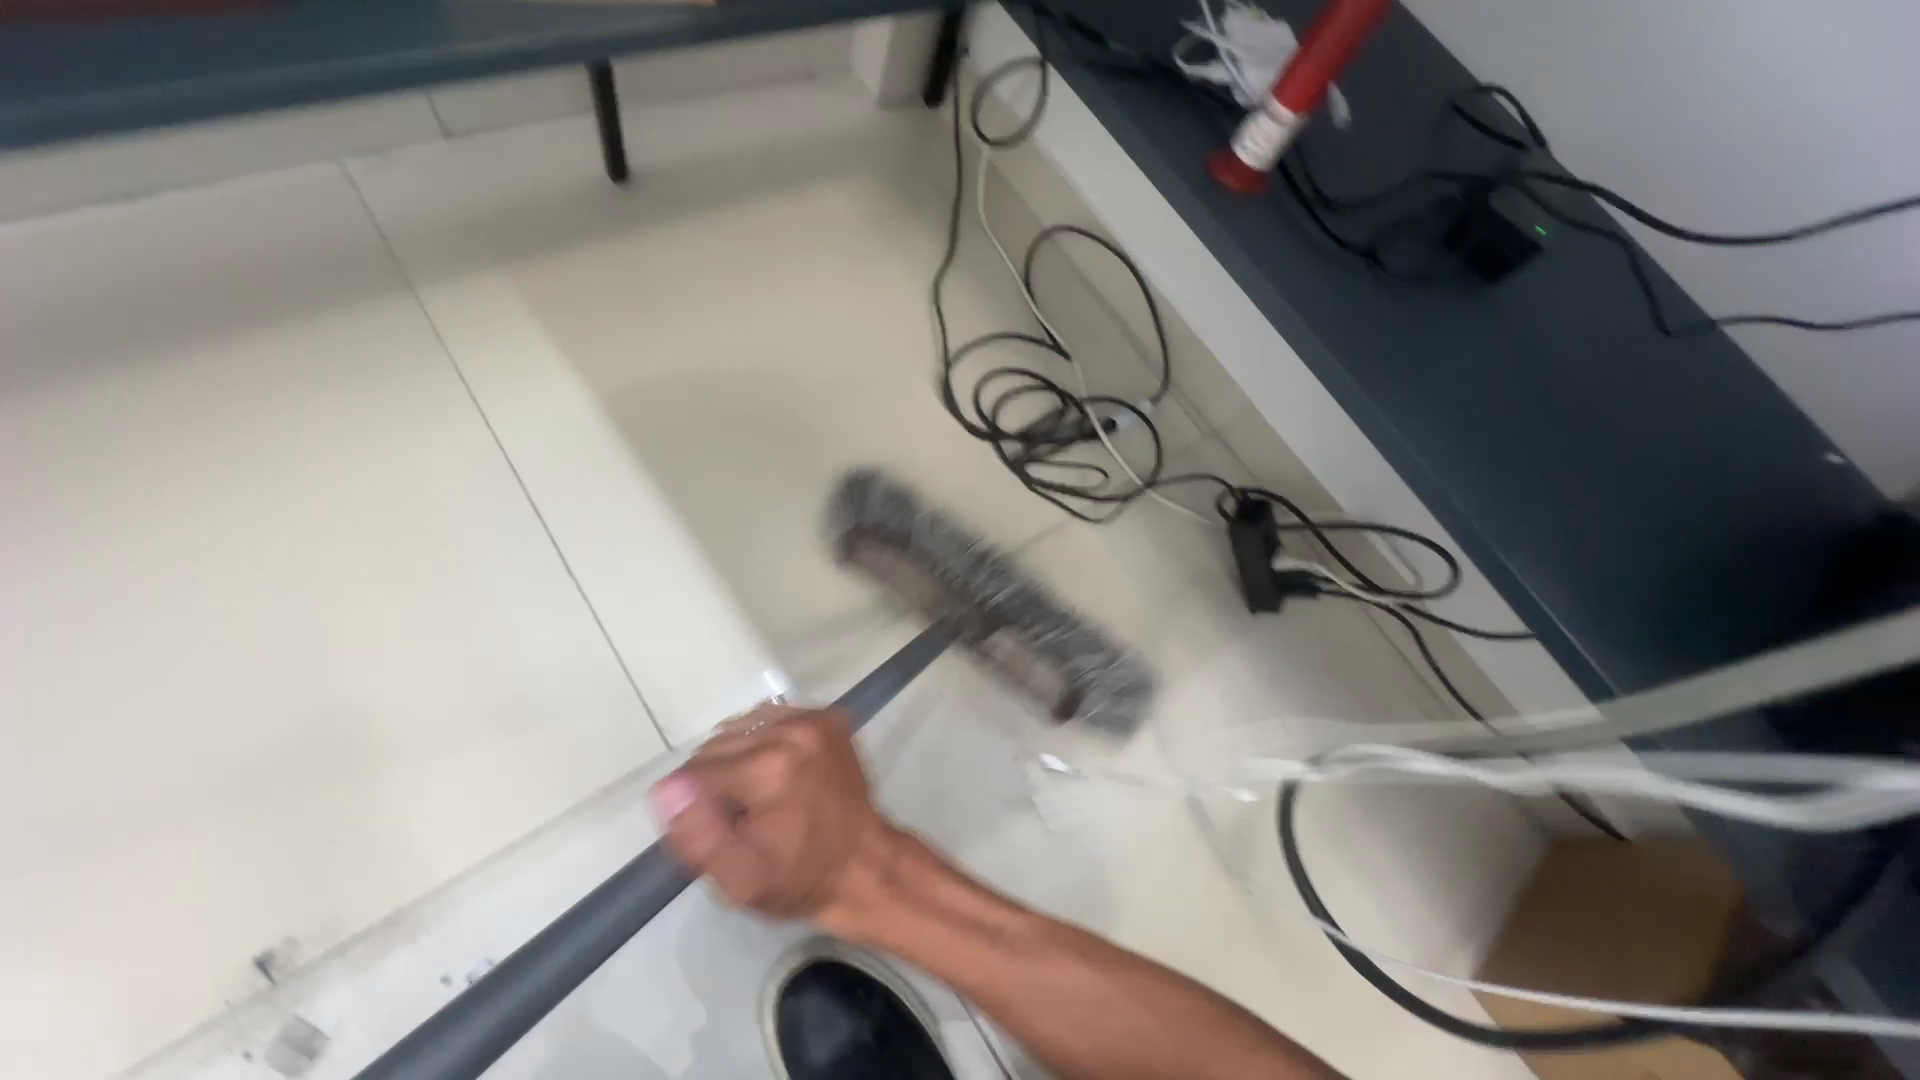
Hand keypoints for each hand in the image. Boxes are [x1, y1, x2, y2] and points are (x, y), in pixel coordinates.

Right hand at [651, 704, 903, 936]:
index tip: (723, 831)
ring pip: (740, 728)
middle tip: (743, 817)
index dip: (698, 807)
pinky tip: (778, 774)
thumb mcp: (740, 879)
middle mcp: (792, 730)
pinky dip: (763, 743)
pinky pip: (769, 719)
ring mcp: (814, 720)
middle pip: (718, 746)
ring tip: (761, 796)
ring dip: (738, 759)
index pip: (695, 772)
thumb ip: (697, 835)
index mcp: (769, 767)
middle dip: (717, 781)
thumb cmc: (799, 878)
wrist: (864, 866)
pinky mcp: (827, 717)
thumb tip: (666, 788)